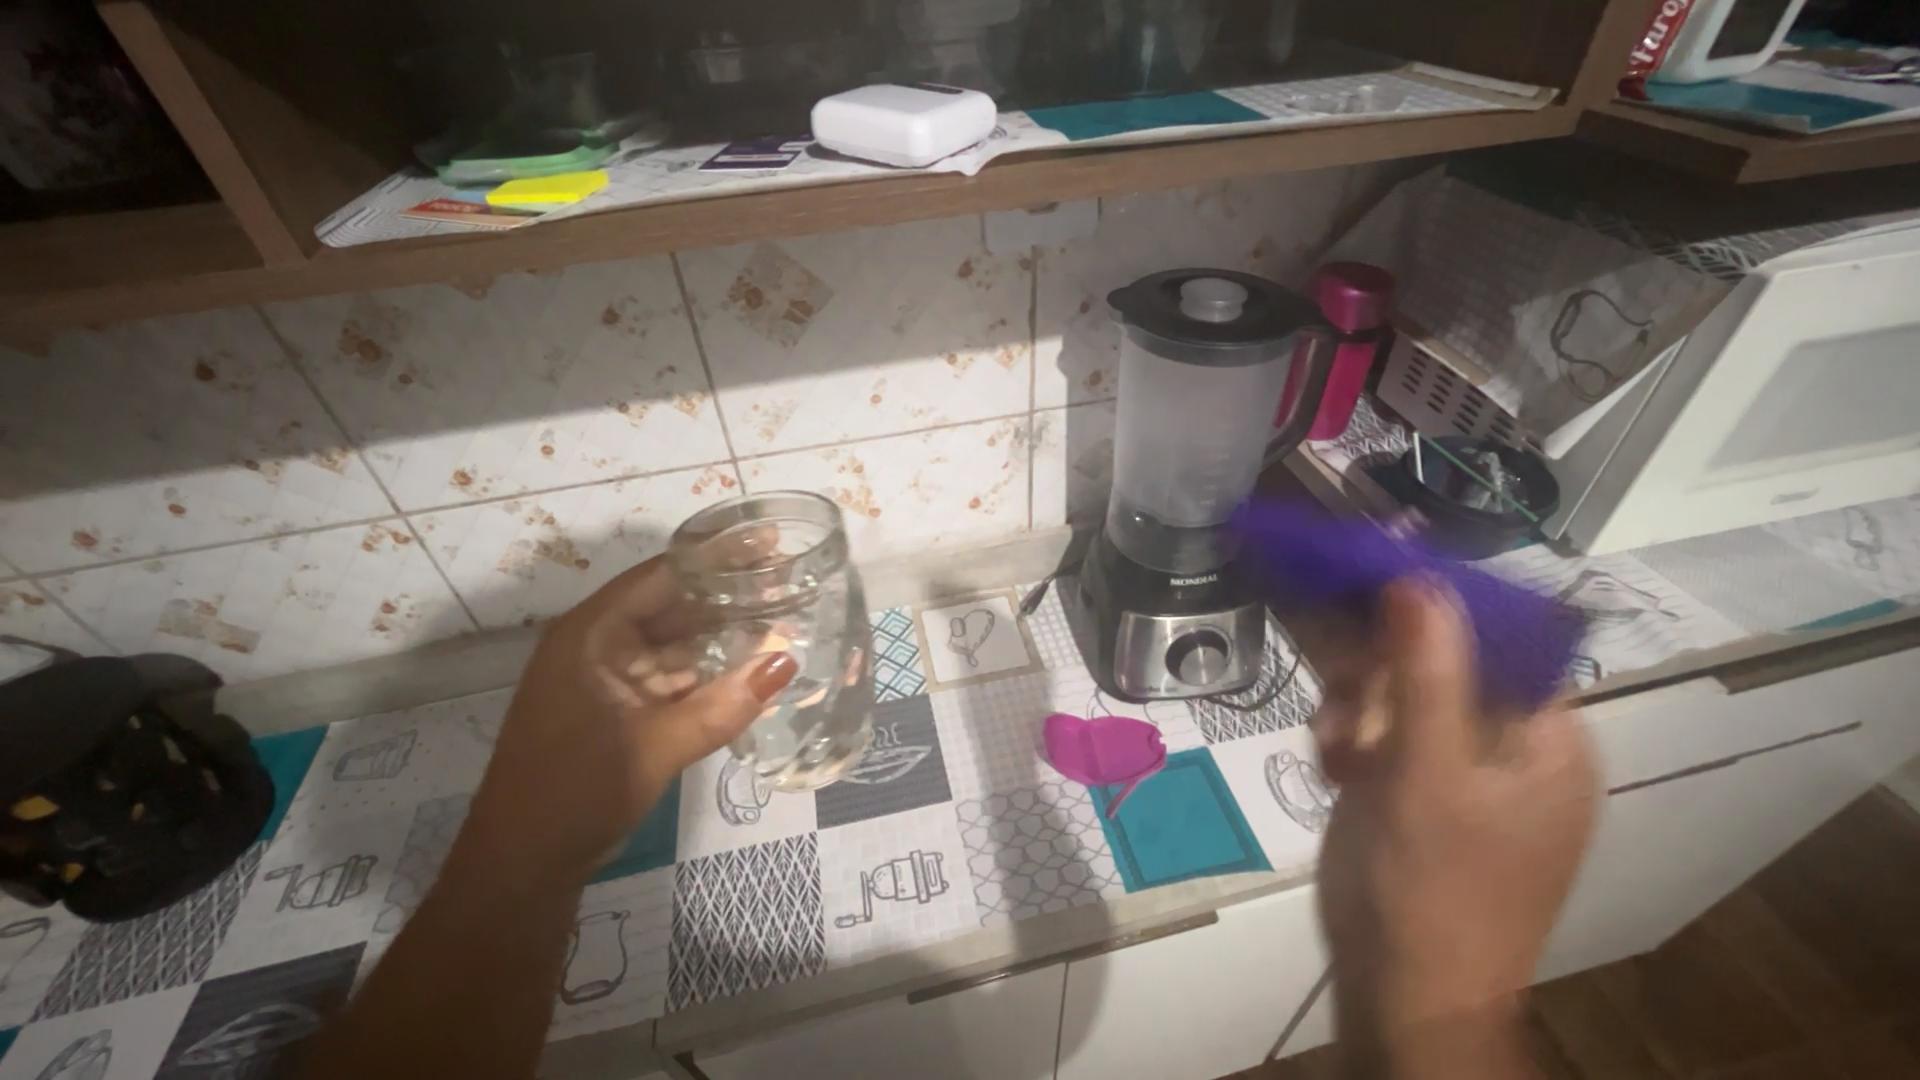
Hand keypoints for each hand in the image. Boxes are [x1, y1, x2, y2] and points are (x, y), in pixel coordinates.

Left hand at [457, 557, 796, 885]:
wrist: (522, 869)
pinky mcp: (623, 709)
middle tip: (791, 581)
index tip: (771, 542)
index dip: (717, 556)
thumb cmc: (571, 795)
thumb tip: (786, 662)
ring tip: (785, 617)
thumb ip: (722, 706)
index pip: (662, 576)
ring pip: (678, 643)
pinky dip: (712, 671)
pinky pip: (675, 677)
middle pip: (673, 605)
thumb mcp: (652, 749)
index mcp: (590, 635)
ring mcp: (610, 679)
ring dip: (725, 634)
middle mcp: (599, 646)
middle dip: (729, 595)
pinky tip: (754, 666)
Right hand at [1313, 578, 1596, 1035]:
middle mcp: (1502, 742)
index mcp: (1544, 737)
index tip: (1372, 578)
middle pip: (1433, 661)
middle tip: (1346, 697)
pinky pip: (1370, 728)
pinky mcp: (1403, 783)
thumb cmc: (1434, 883)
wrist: (1398, 984)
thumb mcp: (1430, 773)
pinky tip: (1333, 766)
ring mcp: (1448, 764)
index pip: (1497, 638)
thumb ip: (1425, 674)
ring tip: (1338, 749)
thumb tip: (1418, 579)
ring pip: (1390, 691)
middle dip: (1380, 675)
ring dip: (1354, 708)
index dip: (1436, 604)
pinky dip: (1345, 737)